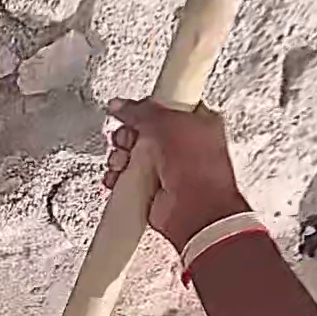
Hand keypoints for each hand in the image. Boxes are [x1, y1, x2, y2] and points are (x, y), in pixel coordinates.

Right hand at [103, 98, 249, 250]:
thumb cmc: (198, 168)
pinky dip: (117, 176)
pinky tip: (117, 176)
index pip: (164, 107)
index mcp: (197, 123)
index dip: (145, 110)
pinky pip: (127, 177)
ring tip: (122, 161)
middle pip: (141, 132)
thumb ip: (142, 111)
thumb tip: (120, 105)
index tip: (134, 114)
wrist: (195, 210)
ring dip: (119, 157)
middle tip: (127, 140)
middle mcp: (183, 146)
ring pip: (131, 155)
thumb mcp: (169, 123)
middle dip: (126, 136)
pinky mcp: (152, 188)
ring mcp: (167, 169)